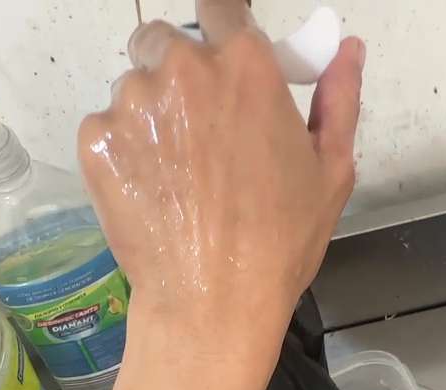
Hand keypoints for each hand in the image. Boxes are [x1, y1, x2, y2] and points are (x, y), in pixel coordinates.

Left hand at [78, 0, 363, 346]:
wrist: (213, 304)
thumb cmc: (279, 246)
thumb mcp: (330, 174)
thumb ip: (339, 100)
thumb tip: (347, 49)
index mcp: (244, 65)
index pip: (220, 7)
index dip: (220, 34)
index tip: (221, 67)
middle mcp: (183, 68)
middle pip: (166, 42)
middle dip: (178, 75)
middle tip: (195, 136)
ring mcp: (132, 104)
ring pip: (133, 86)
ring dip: (149, 116)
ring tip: (173, 177)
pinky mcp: (97, 143)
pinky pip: (105, 128)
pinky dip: (121, 152)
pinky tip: (148, 194)